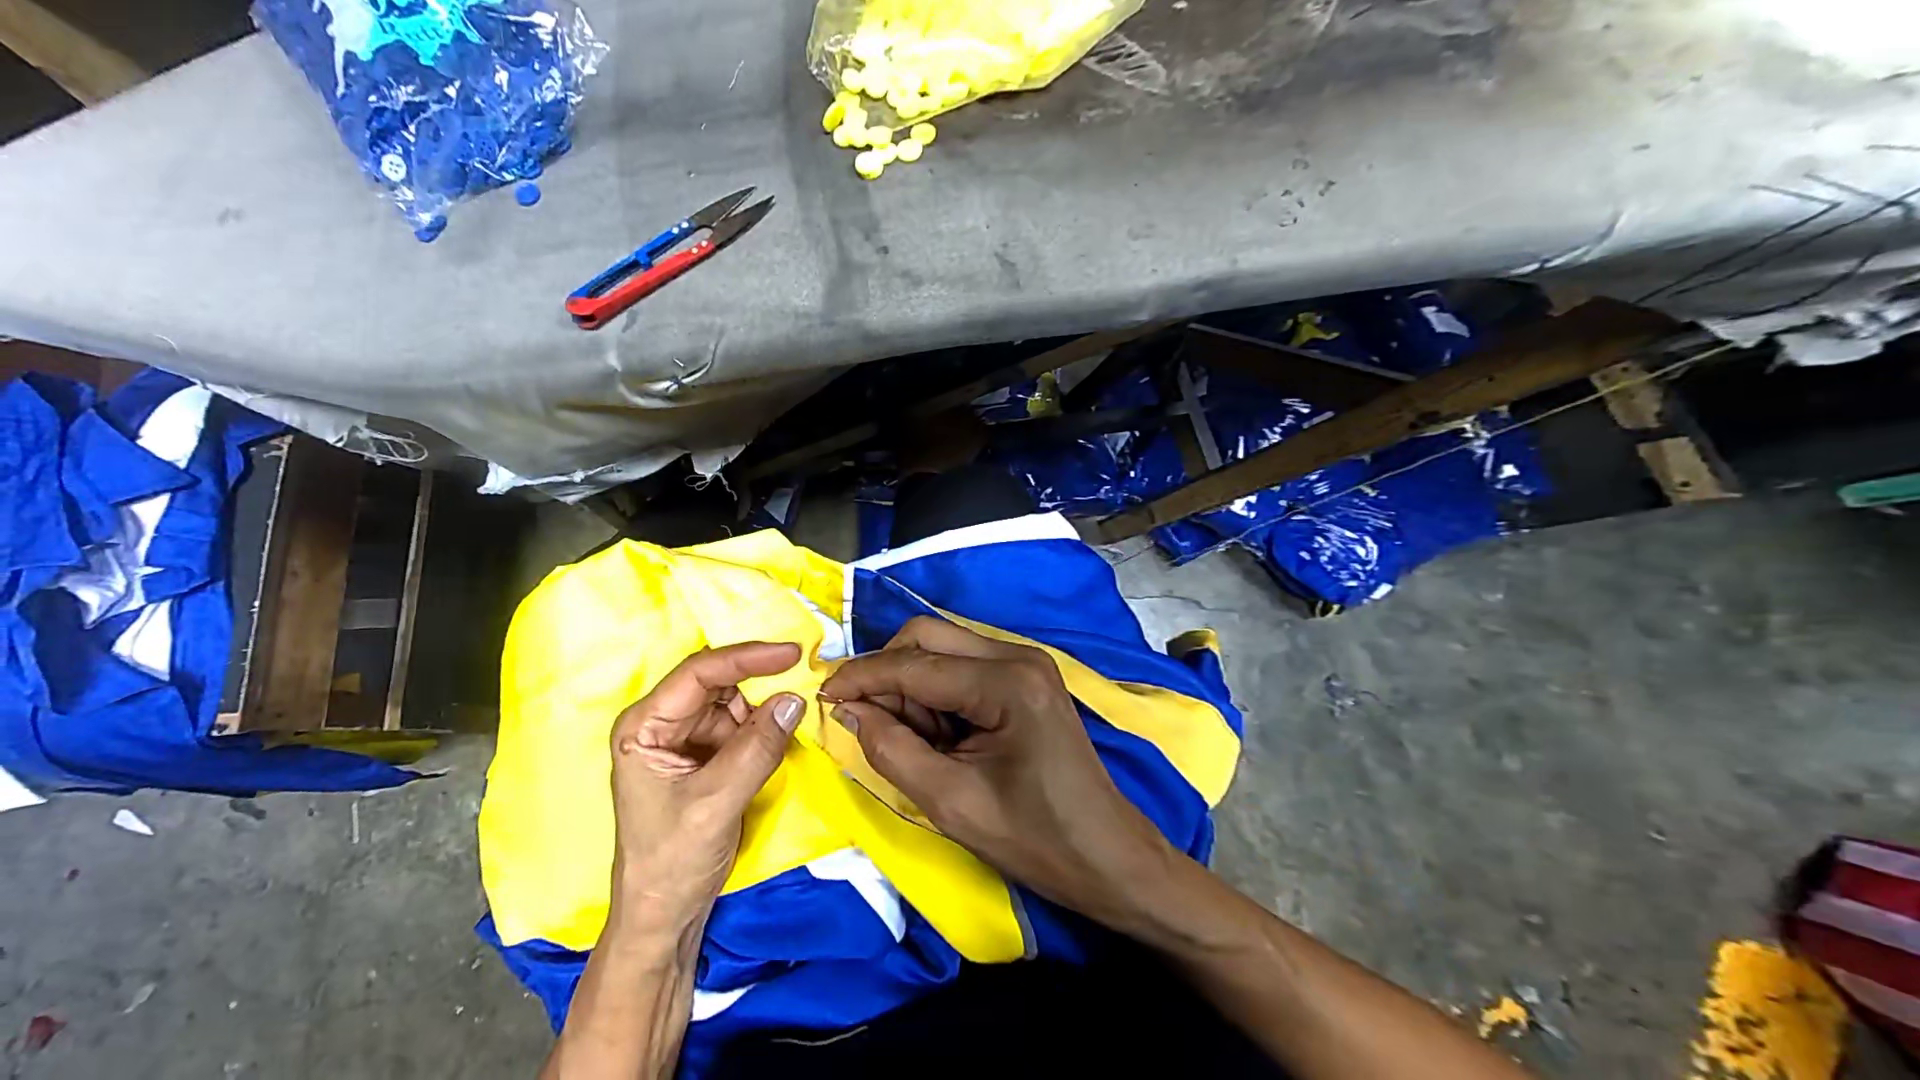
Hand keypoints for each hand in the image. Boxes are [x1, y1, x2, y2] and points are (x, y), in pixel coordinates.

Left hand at [607, 642, 804, 937]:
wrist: (666, 914)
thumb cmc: (671, 861)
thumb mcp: (714, 804)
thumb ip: (755, 749)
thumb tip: (794, 700)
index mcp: (645, 726)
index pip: (698, 675)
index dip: (746, 658)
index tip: (790, 652)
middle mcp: (666, 723)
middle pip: (719, 683)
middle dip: (761, 677)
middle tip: (806, 670)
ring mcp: (691, 738)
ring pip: (738, 702)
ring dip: (770, 700)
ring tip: (804, 697)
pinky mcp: (714, 755)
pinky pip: (748, 726)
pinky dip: (770, 723)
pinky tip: (791, 723)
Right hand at [818, 617, 1173, 926]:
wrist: (1108, 856)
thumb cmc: (1036, 839)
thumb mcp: (951, 803)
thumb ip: (891, 750)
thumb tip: (848, 710)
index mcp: (1007, 683)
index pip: (914, 664)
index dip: (861, 678)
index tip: (822, 697)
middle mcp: (1018, 655)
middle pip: (927, 636)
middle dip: (886, 672)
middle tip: (865, 720)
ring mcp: (1026, 662)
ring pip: (942, 647)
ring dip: (911, 684)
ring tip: (908, 739)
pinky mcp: (1026, 677)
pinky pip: (963, 666)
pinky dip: (936, 691)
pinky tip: (936, 734)